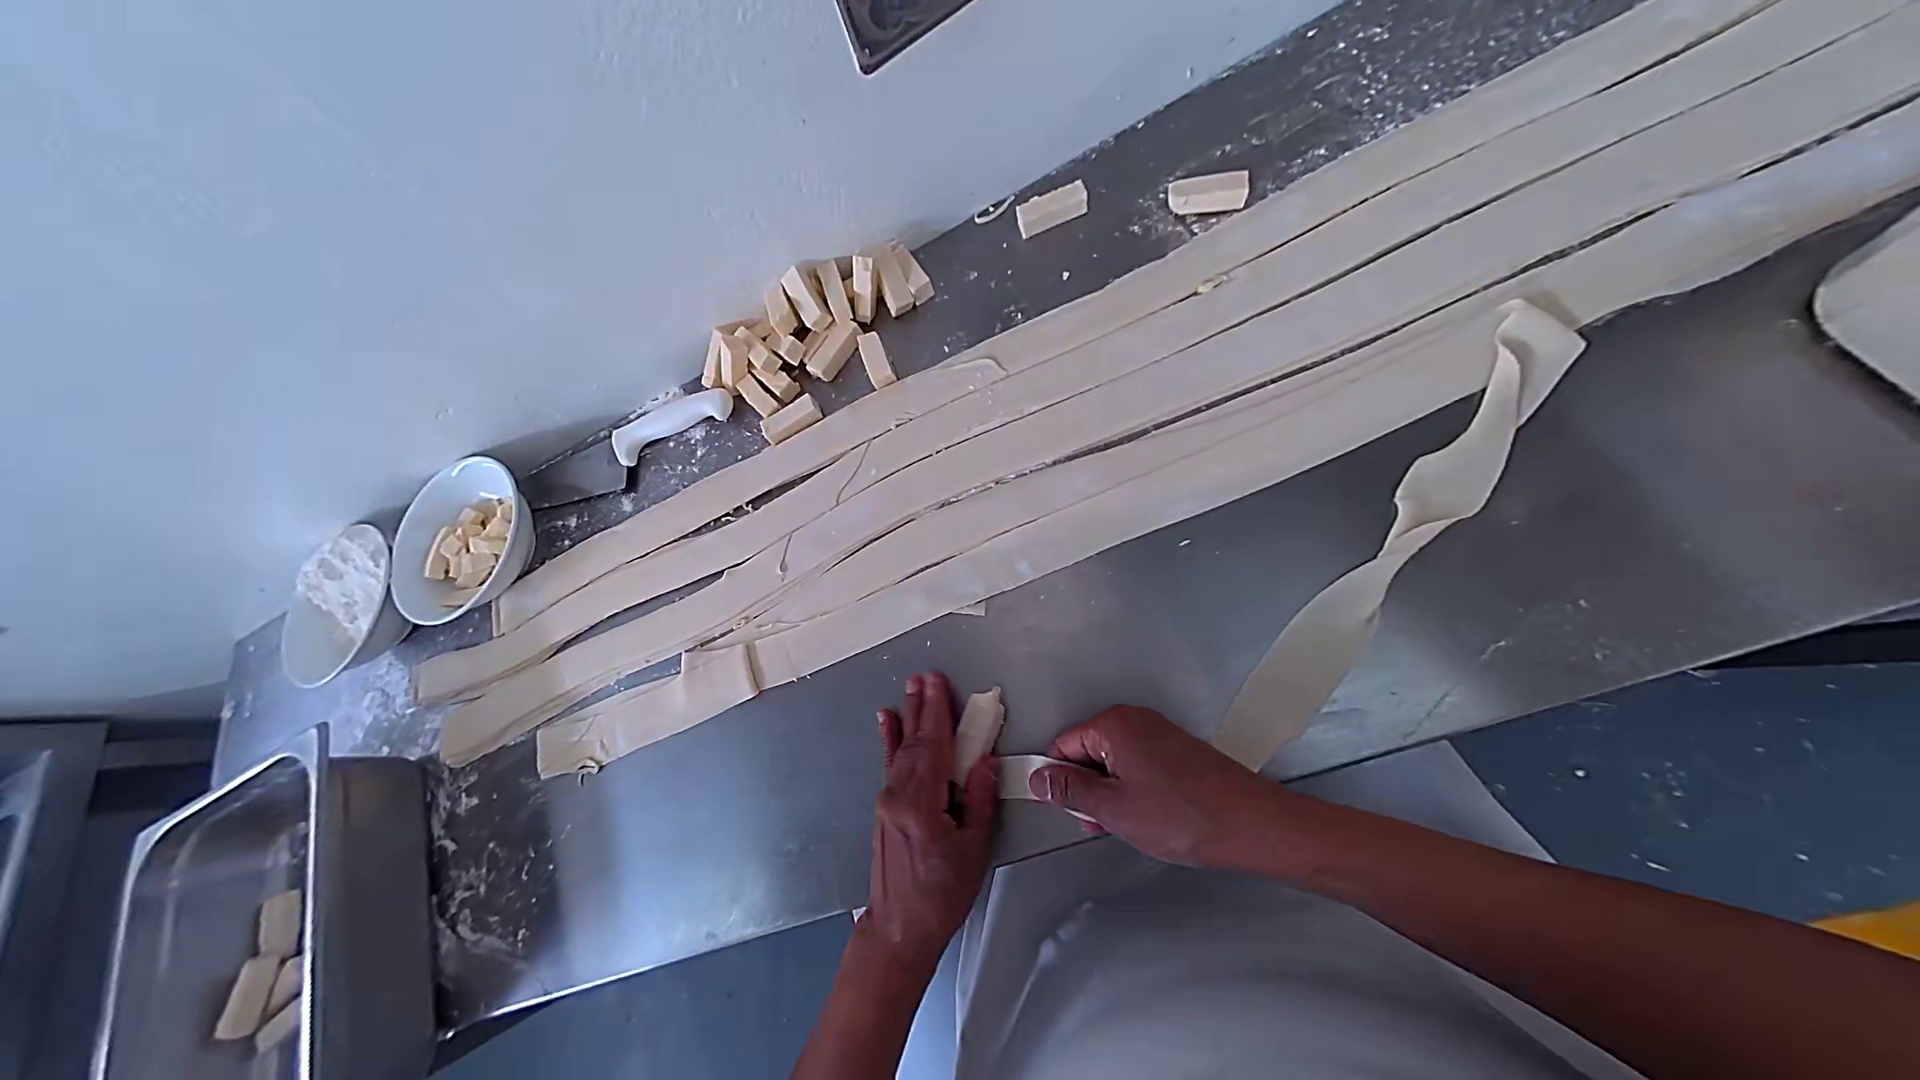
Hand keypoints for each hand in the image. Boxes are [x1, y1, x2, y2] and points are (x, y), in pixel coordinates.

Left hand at [860, 672, 996, 965]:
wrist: (899, 929)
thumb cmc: (941, 895)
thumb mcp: (974, 850)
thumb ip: (980, 800)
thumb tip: (987, 763)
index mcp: (922, 805)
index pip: (935, 747)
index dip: (939, 713)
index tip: (940, 684)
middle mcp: (898, 795)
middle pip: (916, 742)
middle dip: (923, 706)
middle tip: (926, 676)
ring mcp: (887, 800)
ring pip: (901, 750)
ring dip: (909, 717)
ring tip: (912, 688)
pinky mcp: (884, 807)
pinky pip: (890, 765)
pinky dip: (890, 740)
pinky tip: (888, 722)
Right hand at [1028, 705, 1294, 868]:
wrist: (1252, 825)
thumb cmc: (1183, 816)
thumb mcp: (1111, 809)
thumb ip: (1068, 790)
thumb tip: (1039, 777)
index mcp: (1113, 725)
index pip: (1062, 745)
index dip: (1059, 779)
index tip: (1067, 808)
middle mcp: (1135, 720)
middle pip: (1087, 752)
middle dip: (1087, 789)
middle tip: (1102, 823)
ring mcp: (1159, 733)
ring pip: (1113, 763)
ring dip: (1111, 794)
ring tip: (1131, 825)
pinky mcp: (1177, 750)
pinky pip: (1138, 765)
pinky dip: (1134, 790)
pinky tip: (1150, 817)